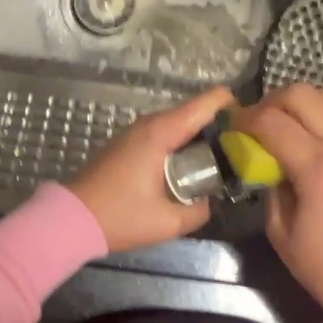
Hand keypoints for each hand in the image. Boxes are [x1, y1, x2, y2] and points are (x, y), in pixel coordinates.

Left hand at [67, 87, 233, 253]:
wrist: (71, 219)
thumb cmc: (119, 217)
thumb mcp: (168, 222)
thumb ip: (200, 210)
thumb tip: (210, 200)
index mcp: (162, 132)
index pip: (211, 100)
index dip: (237, 110)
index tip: (251, 134)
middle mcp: (151, 123)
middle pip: (199, 113)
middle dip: (223, 130)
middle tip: (241, 158)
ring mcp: (137, 131)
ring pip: (182, 126)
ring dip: (202, 142)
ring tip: (220, 169)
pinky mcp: (129, 144)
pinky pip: (166, 136)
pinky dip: (182, 148)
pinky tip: (188, 174)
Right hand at [233, 84, 322, 315]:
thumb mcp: (280, 229)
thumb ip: (271, 184)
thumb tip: (265, 160)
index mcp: (318, 168)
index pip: (272, 122)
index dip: (244, 118)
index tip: (230, 124)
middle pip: (303, 94)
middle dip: (271, 101)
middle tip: (256, 121)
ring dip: (301, 102)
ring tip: (284, 122)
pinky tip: (309, 134)